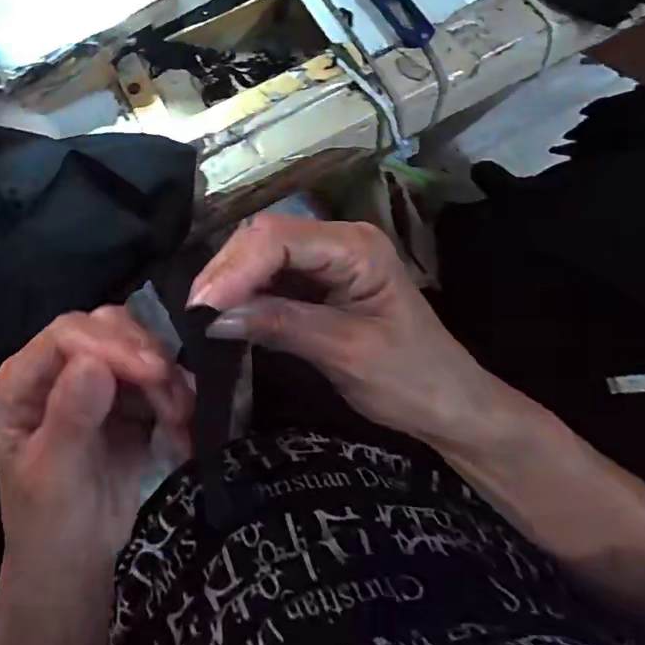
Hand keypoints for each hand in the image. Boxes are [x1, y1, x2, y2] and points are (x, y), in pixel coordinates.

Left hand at [0, 306, 192, 644]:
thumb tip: (95, 363)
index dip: (109, 345)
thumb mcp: (53, 476)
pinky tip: (183, 427)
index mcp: (23, 379)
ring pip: (135, 344)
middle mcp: (56, 367)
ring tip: (181, 419)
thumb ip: (71, 417)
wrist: (76, 563)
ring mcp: (92, 377)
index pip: (65, 336)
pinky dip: (175, 394)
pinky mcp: (124, 396)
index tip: (152, 372)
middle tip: (175, 395)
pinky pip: (155, 376)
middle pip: (104, 328)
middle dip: (144, 354)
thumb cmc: (48, 523)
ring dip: (166, 376)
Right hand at [189, 213, 507, 450]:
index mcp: (356, 246)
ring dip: (228, 280)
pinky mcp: (313, 277)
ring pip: (258, 252)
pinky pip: (266, 273)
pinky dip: (241, 291)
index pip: (278, 239)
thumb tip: (215, 319)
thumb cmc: (412, 380)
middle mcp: (337, 238)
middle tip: (193, 311)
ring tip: (200, 312)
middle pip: (263, 237)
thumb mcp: (346, 353)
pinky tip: (223, 310)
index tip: (201, 305)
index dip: (235, 267)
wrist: (451, 407)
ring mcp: (324, 256)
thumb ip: (281, 325)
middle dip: (225, 271)